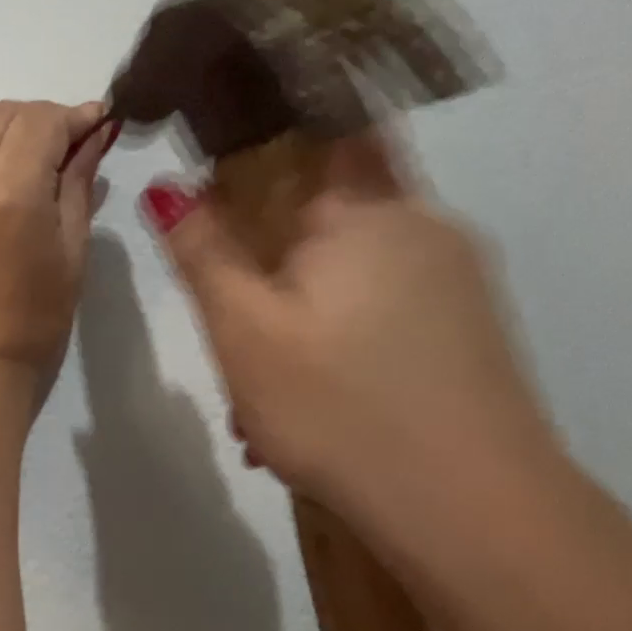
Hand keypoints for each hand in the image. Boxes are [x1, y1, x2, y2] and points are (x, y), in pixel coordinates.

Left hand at [0, 100, 110, 392]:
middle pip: (2, 117)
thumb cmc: (34, 323)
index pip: (41, 123)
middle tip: (65, 141)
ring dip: (0, 123)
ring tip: (25, 146)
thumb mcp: (72, 254)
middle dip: (39, 118)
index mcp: (11, 195)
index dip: (73, 117)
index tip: (96, 125)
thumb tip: (94, 134)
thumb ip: (78, 185)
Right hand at [144, 133, 556, 508]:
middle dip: (270, 252)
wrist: (465, 502)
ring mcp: (456, 279)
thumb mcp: (243, 330)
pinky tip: (303, 404)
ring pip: (351, 270)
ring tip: (255, 388)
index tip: (222, 168)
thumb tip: (164, 186)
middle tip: (224, 314)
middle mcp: (423, 226)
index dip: (273, 132)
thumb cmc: (334, 404)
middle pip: (331, 210)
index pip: (327, 128)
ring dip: (295, 309)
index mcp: (367, 211)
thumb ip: (202, 253)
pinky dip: (333, 337)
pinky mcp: (467, 328)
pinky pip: (382, 309)